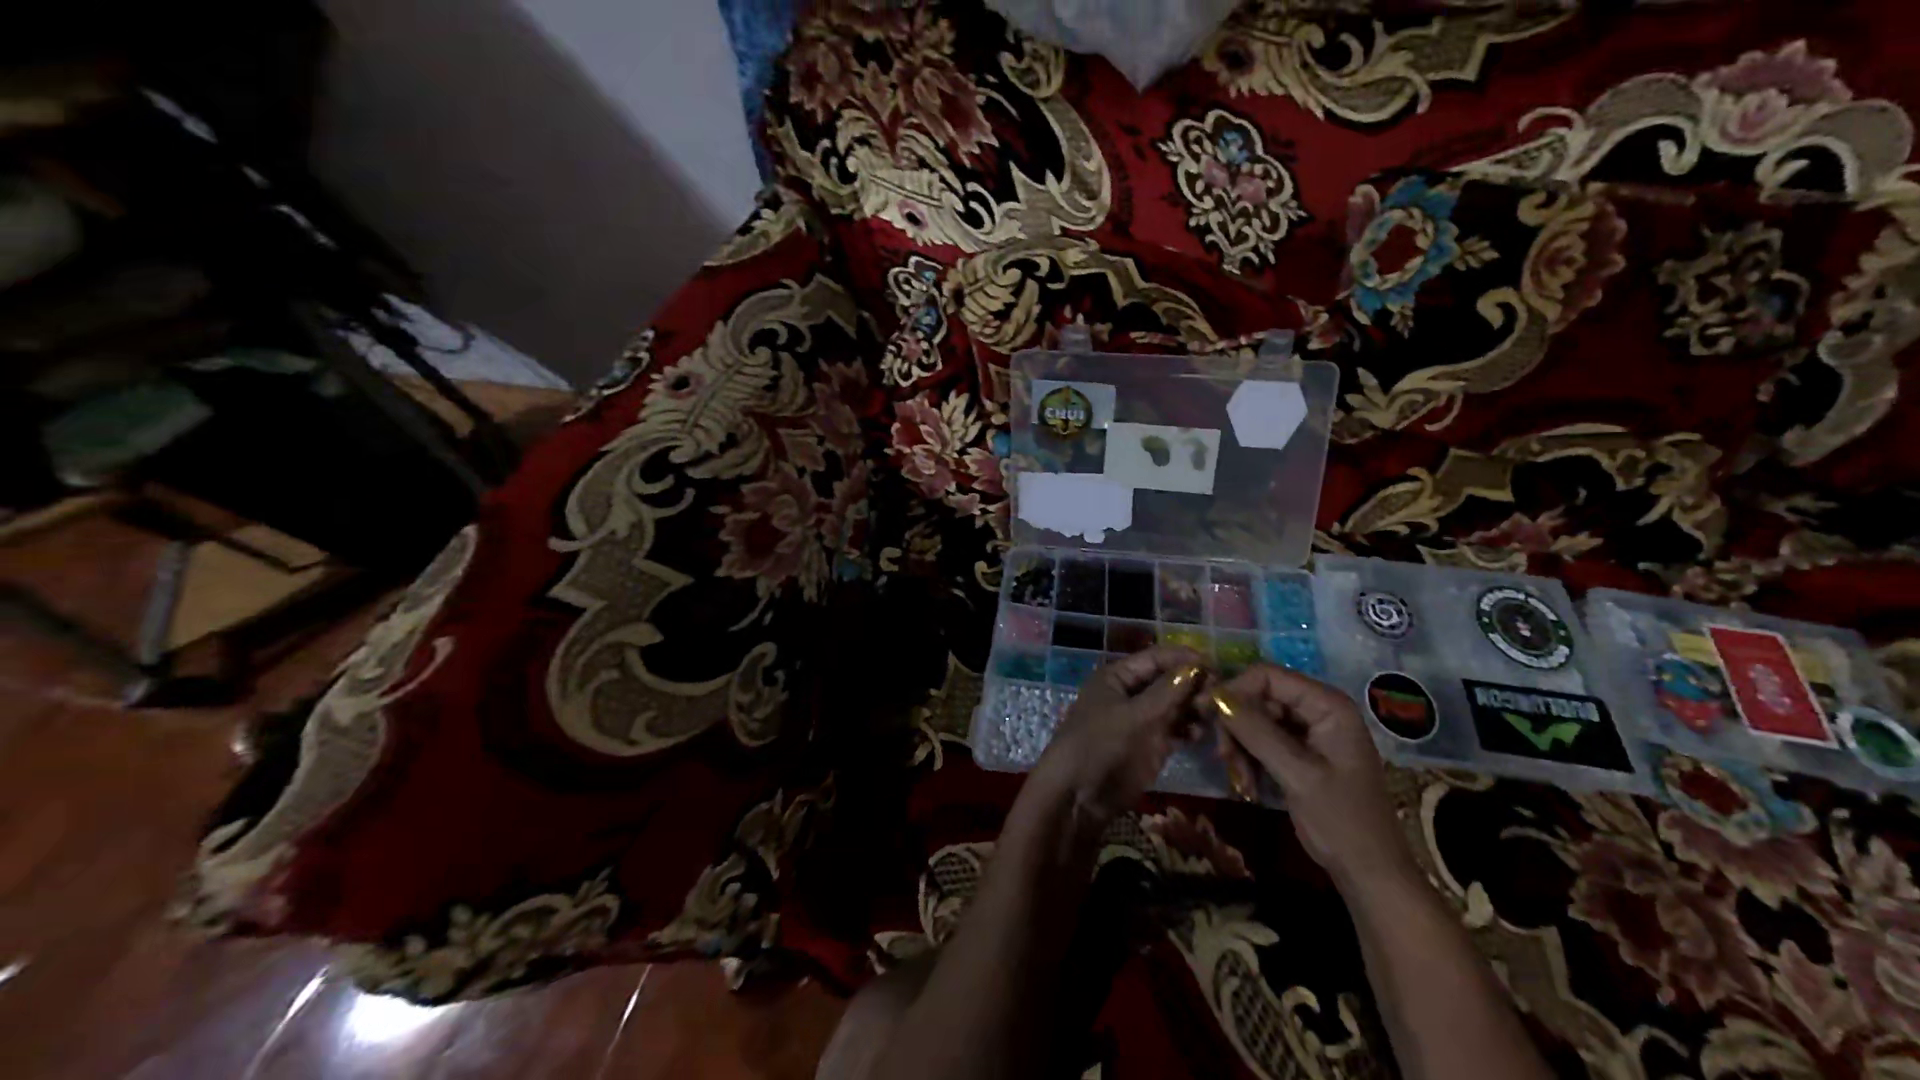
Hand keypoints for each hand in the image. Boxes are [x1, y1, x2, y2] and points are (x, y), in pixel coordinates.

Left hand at [1028, 646, 1204, 825]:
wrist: (1078, 796)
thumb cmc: (1099, 745)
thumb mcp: (1133, 716)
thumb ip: (1166, 692)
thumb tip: (1196, 667)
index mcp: (1117, 677)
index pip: (1155, 658)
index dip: (1183, 659)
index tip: (1215, 665)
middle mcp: (1131, 693)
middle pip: (1168, 680)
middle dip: (1192, 684)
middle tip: (1219, 694)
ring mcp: (1141, 719)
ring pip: (1175, 705)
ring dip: (1194, 707)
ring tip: (1212, 715)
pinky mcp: (1151, 744)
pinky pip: (1175, 728)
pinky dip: (1189, 729)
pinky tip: (1200, 734)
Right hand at [1211, 664, 1417, 892]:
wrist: (1368, 873)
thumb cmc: (1341, 821)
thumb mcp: (1297, 774)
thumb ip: (1257, 732)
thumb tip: (1216, 696)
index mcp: (1328, 705)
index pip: (1268, 676)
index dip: (1235, 691)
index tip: (1207, 716)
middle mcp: (1318, 710)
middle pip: (1258, 697)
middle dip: (1236, 726)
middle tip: (1224, 760)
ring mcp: (1308, 732)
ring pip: (1255, 721)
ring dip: (1239, 748)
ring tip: (1239, 781)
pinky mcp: (1299, 754)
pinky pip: (1262, 742)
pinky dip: (1249, 760)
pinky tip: (1247, 786)